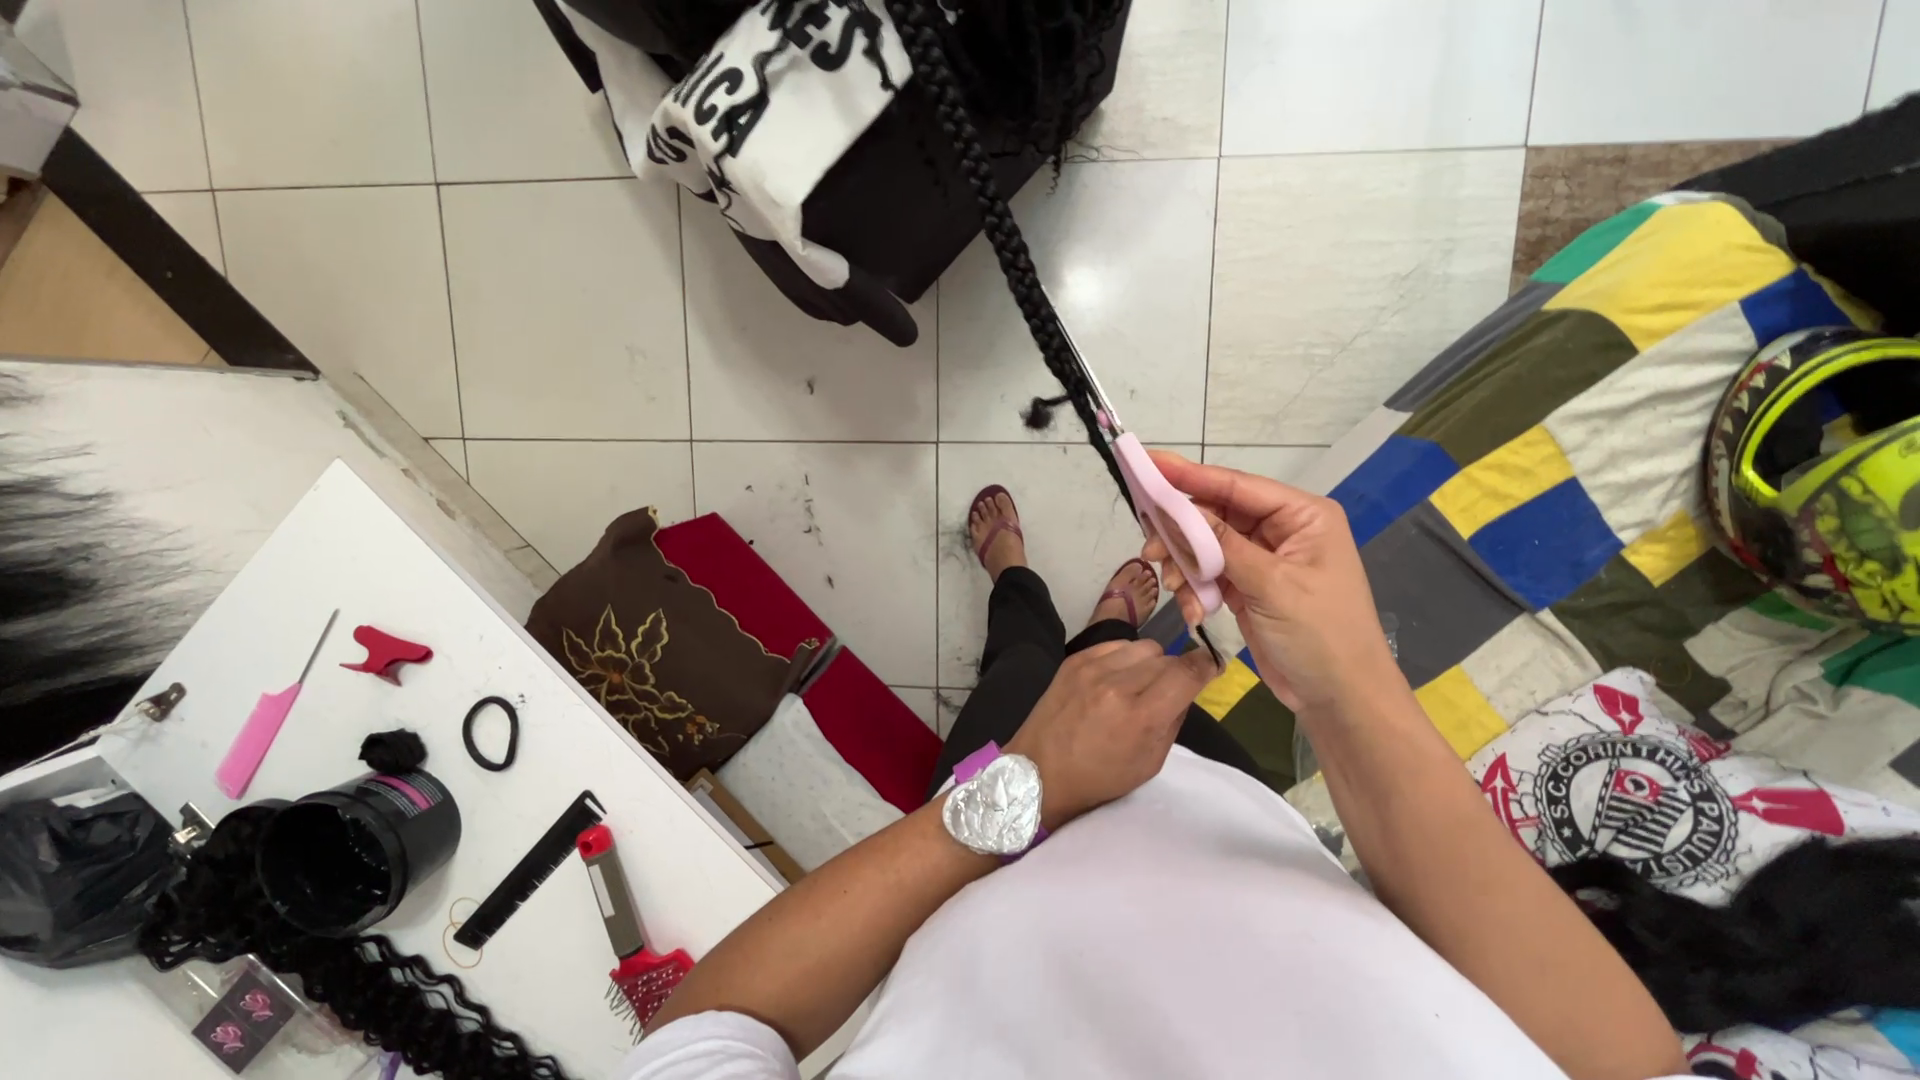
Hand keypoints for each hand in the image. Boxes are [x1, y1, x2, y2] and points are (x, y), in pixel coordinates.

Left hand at [1005, 640, 1218, 828]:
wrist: (1040, 771)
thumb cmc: (1101, 777)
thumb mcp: (1152, 761)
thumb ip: (1175, 718)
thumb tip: (1189, 686)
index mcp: (1141, 715)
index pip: (1188, 671)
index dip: (1206, 665)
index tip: (1212, 666)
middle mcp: (1117, 683)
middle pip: (1167, 657)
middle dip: (1175, 672)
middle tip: (1166, 692)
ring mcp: (1092, 668)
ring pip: (1143, 646)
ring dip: (1149, 662)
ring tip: (1138, 686)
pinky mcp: (1074, 660)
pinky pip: (1115, 645)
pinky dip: (1123, 658)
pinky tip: (1116, 679)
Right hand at [1141, 450, 1401, 714]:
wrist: (1340, 698)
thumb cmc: (1321, 635)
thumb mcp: (1271, 585)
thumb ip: (1222, 544)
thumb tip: (1178, 508)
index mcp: (1302, 516)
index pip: (1237, 485)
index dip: (1190, 475)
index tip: (1148, 463)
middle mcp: (1282, 531)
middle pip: (1217, 514)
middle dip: (1182, 530)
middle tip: (1149, 544)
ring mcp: (1263, 560)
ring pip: (1207, 545)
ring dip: (1185, 563)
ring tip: (1169, 583)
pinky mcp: (1249, 588)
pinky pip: (1210, 574)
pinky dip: (1196, 588)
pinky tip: (1193, 608)